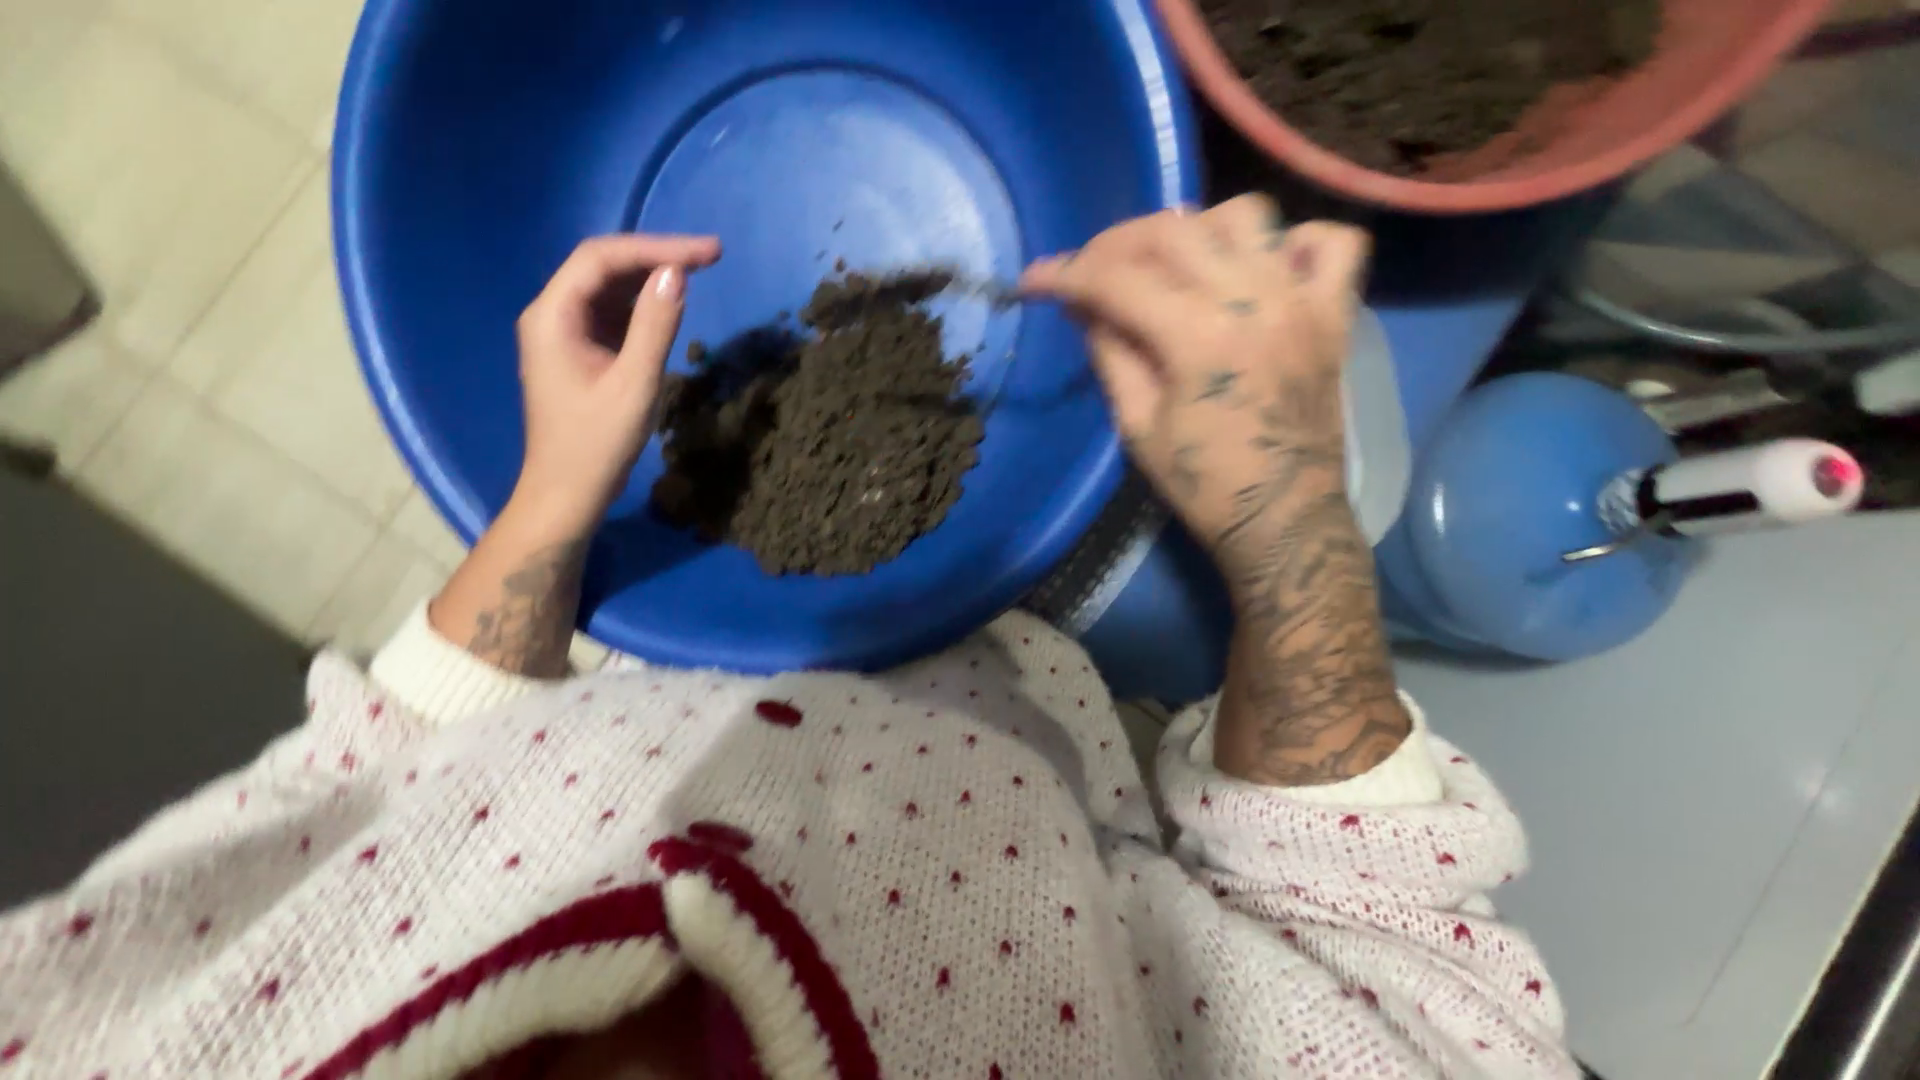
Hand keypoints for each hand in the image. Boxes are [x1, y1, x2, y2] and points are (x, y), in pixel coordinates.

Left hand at [511, 233, 721, 538]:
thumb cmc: (597, 444)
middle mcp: (552, 315)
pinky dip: (643, 307)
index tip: (708, 254)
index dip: (657, 248)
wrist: (567, 495)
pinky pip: (612, 315)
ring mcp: (564, 334)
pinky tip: (672, 308)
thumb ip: (655, 326)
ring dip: (651, 280)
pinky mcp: (579, 353)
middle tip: (712, 258)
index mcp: (553, 316)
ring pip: (609, 289)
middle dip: (656, 258)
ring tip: (699, 275)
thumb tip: (677, 274)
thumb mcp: (634, 384)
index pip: (603, 258)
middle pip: (604, 267)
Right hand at [1019, 197, 1367, 576]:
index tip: (1035, 280)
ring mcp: (1303, 300)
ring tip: (1173, 264)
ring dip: (1197, 229)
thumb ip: (1111, 353)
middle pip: (1173, 231)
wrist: (1284, 519)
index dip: (1067, 274)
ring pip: (1246, 215)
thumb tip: (1086, 304)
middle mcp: (1256, 299)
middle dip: (1115, 244)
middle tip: (1090, 272)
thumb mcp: (1138, 426)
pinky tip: (1263, 267)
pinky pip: (1332, 242)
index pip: (1119, 280)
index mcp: (1201, 337)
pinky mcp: (1335, 314)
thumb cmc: (1204, 485)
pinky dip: (1294, 241)